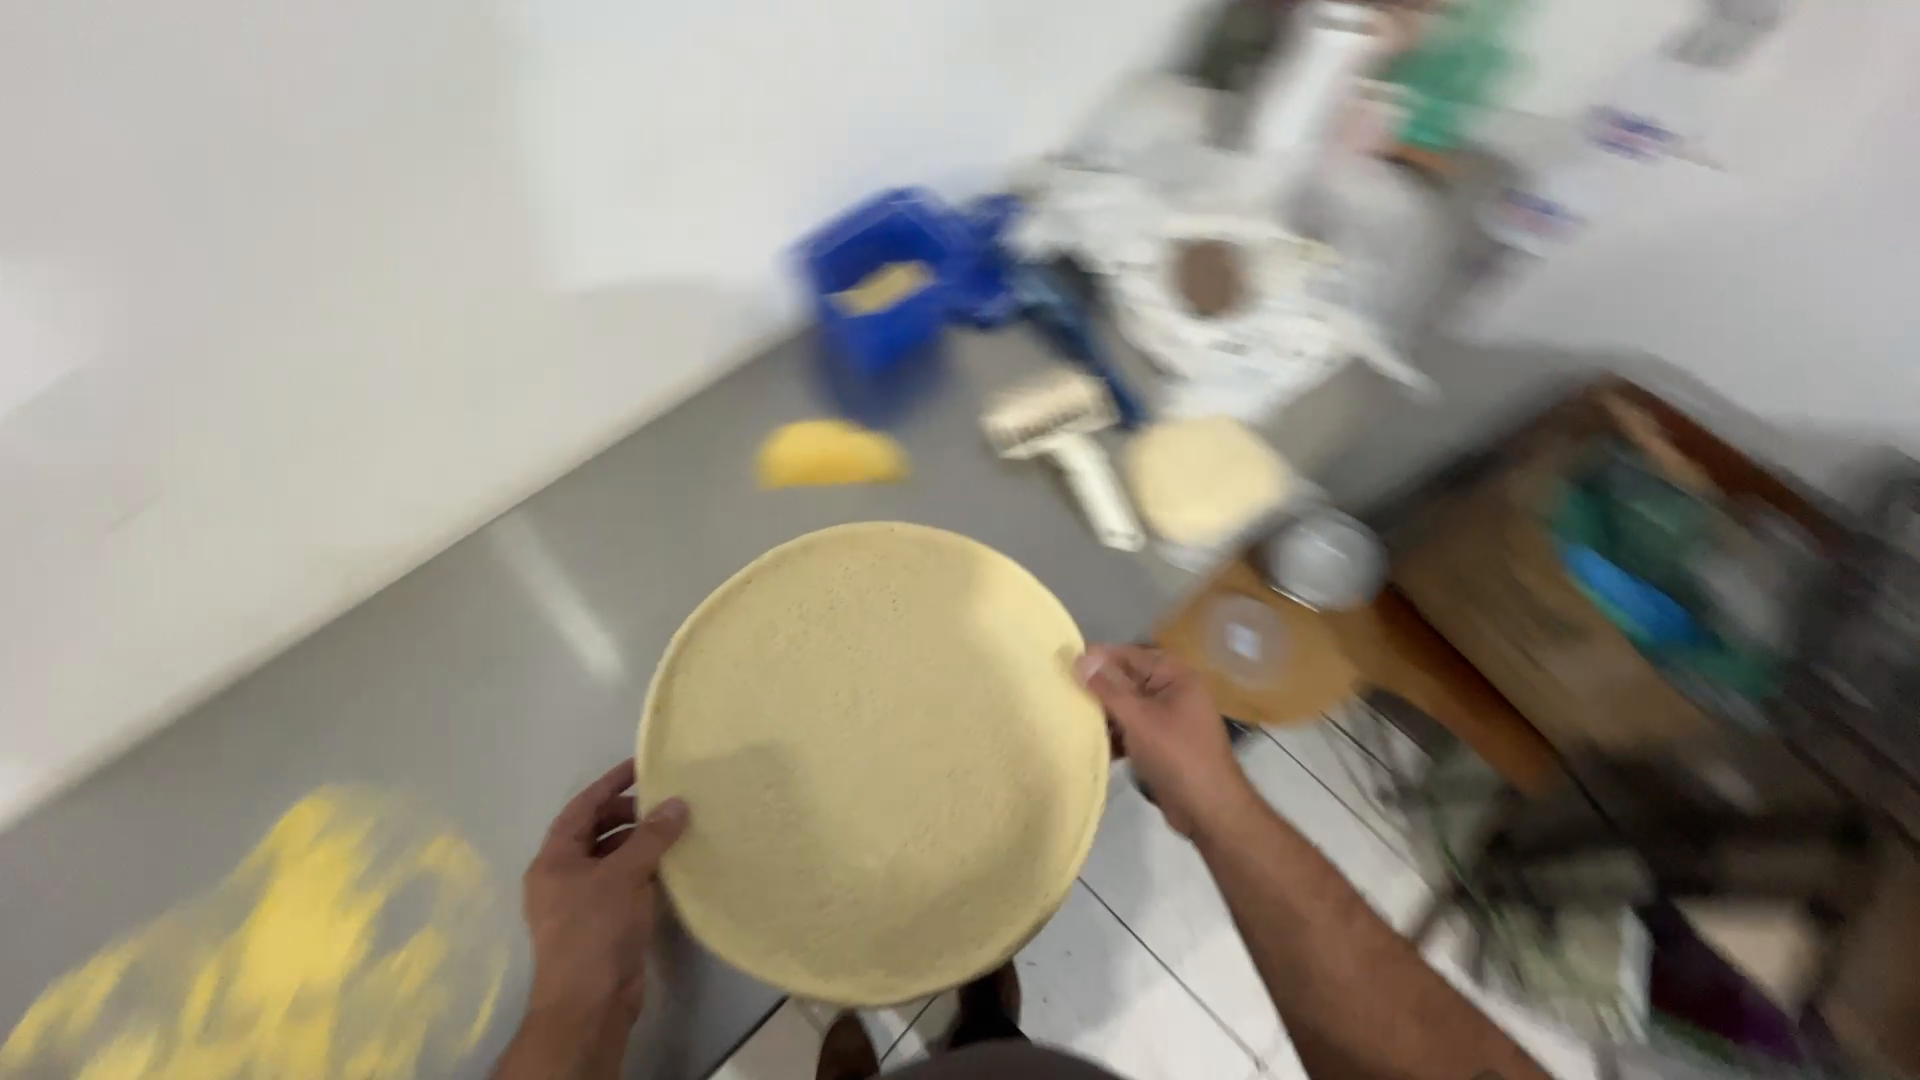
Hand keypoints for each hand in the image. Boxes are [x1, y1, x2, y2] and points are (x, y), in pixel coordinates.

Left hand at [522, 760, 688, 1026]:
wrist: (589, 1003)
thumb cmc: (596, 929)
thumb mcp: (624, 874)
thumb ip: (652, 835)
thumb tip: (677, 802)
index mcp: (554, 860)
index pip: (582, 807)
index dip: (611, 783)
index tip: (641, 765)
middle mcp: (562, 876)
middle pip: (596, 829)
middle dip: (629, 812)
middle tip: (665, 802)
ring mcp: (581, 900)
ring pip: (611, 855)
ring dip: (639, 840)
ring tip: (674, 828)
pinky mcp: (602, 920)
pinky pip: (623, 879)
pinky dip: (644, 866)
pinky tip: (670, 862)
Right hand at [1075, 645, 1251, 836]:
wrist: (1209, 810)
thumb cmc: (1176, 754)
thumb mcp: (1138, 717)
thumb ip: (1107, 688)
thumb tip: (1079, 657)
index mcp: (1176, 677)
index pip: (1131, 655)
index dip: (1100, 656)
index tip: (1066, 660)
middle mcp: (1174, 692)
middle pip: (1128, 681)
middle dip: (1098, 687)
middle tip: (1063, 689)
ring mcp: (1168, 719)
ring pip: (1127, 707)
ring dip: (1104, 714)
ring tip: (1071, 716)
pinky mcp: (1161, 744)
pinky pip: (1132, 729)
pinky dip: (1115, 735)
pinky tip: (1091, 744)